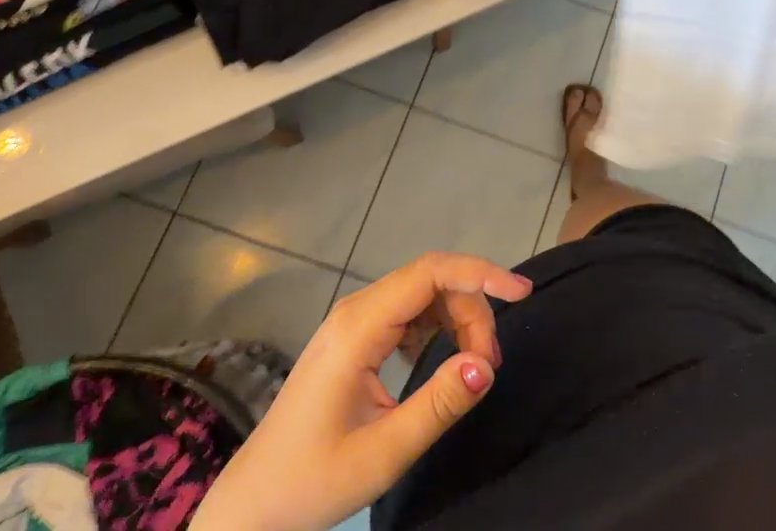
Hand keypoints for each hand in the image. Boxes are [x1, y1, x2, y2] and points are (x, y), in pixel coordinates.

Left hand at [193, 252, 532, 530]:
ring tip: (477, 367)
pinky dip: (440, 328)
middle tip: (490, 367)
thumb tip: (487, 366)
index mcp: (358, 328)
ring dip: (460, 320)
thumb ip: (439, 405)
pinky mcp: (355, 339)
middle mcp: (355, 312)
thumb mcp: (384, 452)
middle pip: (432, 282)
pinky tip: (447, 360)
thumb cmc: (312, 480)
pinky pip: (409, 313)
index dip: (480, 273)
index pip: (430, 272)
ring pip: (424, 295)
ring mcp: (353, 324)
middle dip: (474, 311)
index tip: (523, 293)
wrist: (252, 504)